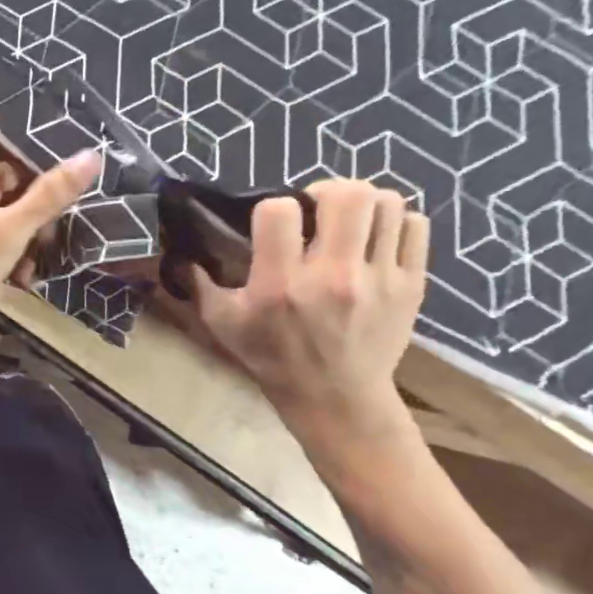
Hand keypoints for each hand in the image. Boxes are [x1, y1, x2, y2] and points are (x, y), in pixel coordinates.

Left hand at [0, 150, 103, 336]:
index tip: (56, 222)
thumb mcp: (14, 227)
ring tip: (27, 274)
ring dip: (24, 251)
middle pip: (16, 203)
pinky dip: (7, 262)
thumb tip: (92, 154)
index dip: (42, 196)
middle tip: (43, 254)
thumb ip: (51, 194)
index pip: (20, 174)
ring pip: (8, 229)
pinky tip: (14, 282)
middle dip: (34, 232)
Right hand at [189, 179, 429, 440]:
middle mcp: (333, 276)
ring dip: (364, 204)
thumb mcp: (223, 325)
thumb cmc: (274, 359)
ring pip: (386, 204)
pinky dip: (396, 223)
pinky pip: (416, 226)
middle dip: (327, 191)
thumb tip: (176, 251)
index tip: (274, 225)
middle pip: (346, 194)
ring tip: (350, 222)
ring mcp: (379, 280)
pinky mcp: (411, 287)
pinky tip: (376, 238)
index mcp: (281, 284)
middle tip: (318, 210)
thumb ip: (199, 283)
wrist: (337, 402)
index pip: (280, 209)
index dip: (274, 208)